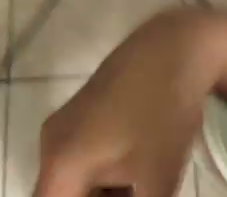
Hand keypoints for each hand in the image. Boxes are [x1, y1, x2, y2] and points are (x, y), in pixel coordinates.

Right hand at [34, 7, 226, 196]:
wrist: (175, 46)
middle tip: (135, 193)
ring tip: (141, 184)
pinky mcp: (82, 112)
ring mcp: (65, 123)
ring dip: (103, 195)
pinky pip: (82, 161)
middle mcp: (51, 142)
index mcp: (59, 162)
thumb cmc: (162, 114)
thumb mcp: (155, 184)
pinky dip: (104, 178)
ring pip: (73, 183)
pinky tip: (138, 173)